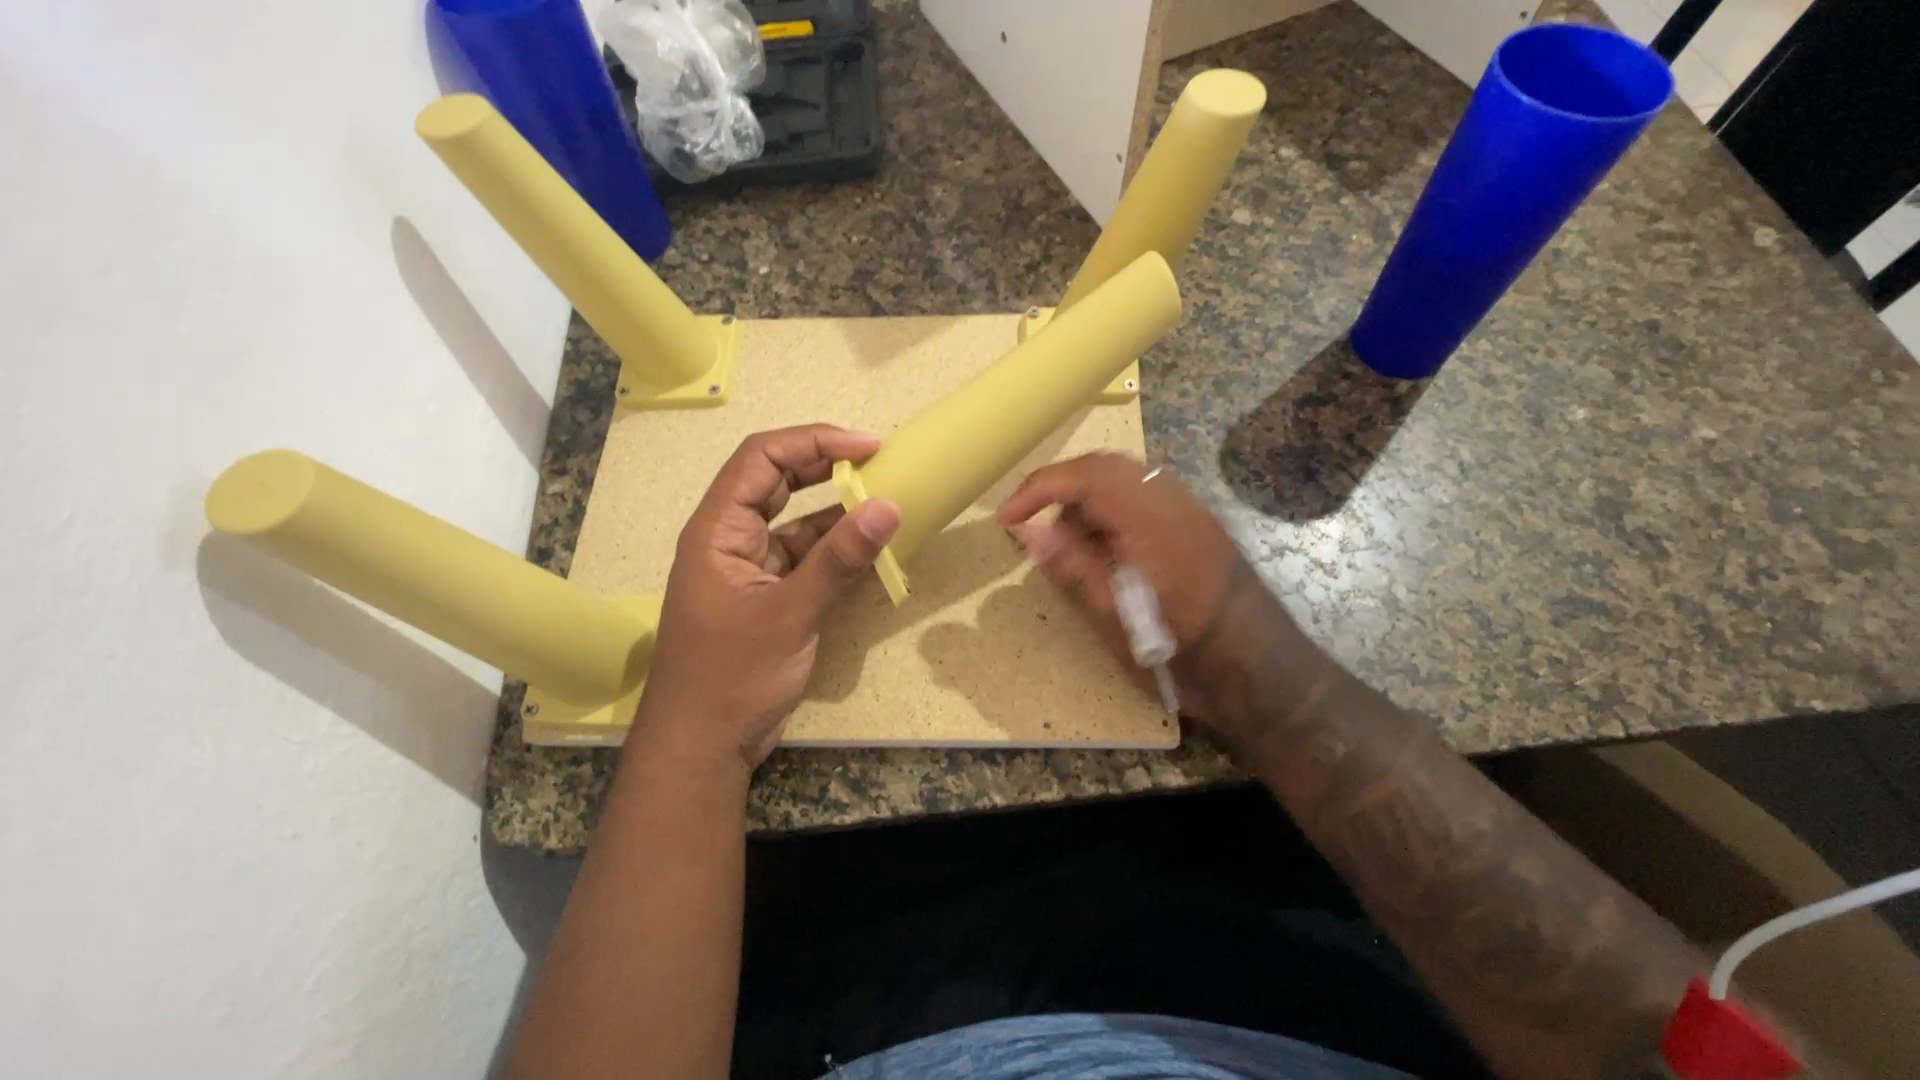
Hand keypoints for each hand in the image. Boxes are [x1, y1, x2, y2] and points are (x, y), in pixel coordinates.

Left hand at [634, 425, 900, 769]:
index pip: (762, 459)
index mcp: (717, 531)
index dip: (813, 441)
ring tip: (886, 504)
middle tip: (881, 465)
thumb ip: (839, 560)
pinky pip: (805, 561)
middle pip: (777, 482)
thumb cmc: (731, 677)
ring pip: (796, 523)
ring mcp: (750, 571)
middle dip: (827, 467)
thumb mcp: (789, 614)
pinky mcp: (768, 600)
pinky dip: (837, 553)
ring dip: (837, 513)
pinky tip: (872, 551)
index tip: (867, 448)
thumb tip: (888, 506)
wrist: (702, 747)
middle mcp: (730, 540)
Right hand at [1000, 453, 1314, 750]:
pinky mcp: (1198, 527)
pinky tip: (1106, 557)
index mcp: (1152, 520)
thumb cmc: (1187, 655)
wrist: (1264, 673)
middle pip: (1105, 467)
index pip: (1085, 476)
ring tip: (1070, 553)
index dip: (1038, 490)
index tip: (1007, 520)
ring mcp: (1190, 512)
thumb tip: (1029, 531)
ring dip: (1087, 505)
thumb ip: (1073, 567)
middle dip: (1061, 491)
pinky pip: (1144, 500)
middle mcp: (1173, 502)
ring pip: (1125, 482)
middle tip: (1033, 529)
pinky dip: (1113, 515)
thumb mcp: (1118, 620)